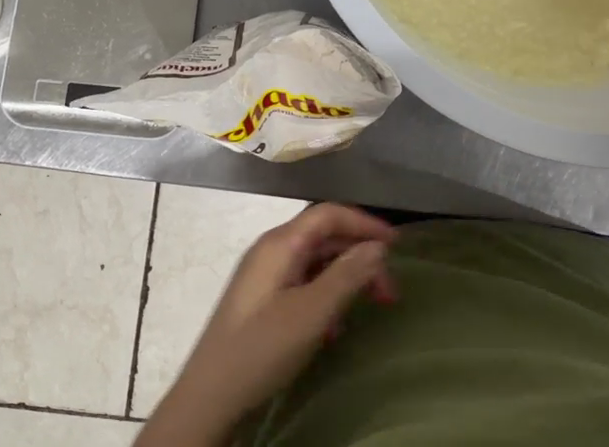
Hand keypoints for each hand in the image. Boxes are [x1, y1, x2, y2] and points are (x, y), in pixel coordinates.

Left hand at [145, 204, 395, 443]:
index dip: (365, 223)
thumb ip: (347, 275)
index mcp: (280, 243)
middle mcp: (271, 250)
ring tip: (371, 306)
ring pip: (316, 261)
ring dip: (347, 279)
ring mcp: (264, 274)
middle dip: (361, 257)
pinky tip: (336, 327)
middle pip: (324, 237)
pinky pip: (303, 283)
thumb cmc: (263, 347)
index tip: (397, 246)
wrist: (211, 394)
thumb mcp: (312, 312)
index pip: (328, 214)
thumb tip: (378, 246)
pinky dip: (327, 296)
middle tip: (390, 291)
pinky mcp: (262, 299)